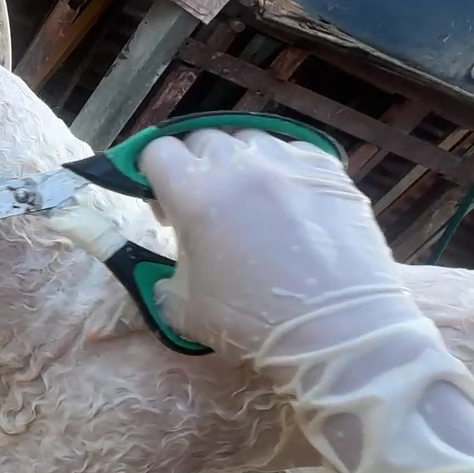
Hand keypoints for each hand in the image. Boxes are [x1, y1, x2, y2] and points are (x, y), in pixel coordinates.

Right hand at [138, 127, 412, 356]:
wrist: (337, 333)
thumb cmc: (248, 323)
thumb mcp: (175, 304)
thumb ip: (150, 270)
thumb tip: (136, 259)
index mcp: (194, 197)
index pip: (156, 151)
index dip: (149, 174)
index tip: (159, 203)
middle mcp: (239, 169)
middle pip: (199, 140)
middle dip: (191, 167)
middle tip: (198, 205)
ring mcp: (288, 165)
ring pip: (247, 139)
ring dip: (235, 162)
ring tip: (242, 198)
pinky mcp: (329, 171)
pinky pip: (291, 151)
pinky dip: (277, 168)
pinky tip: (282, 201)